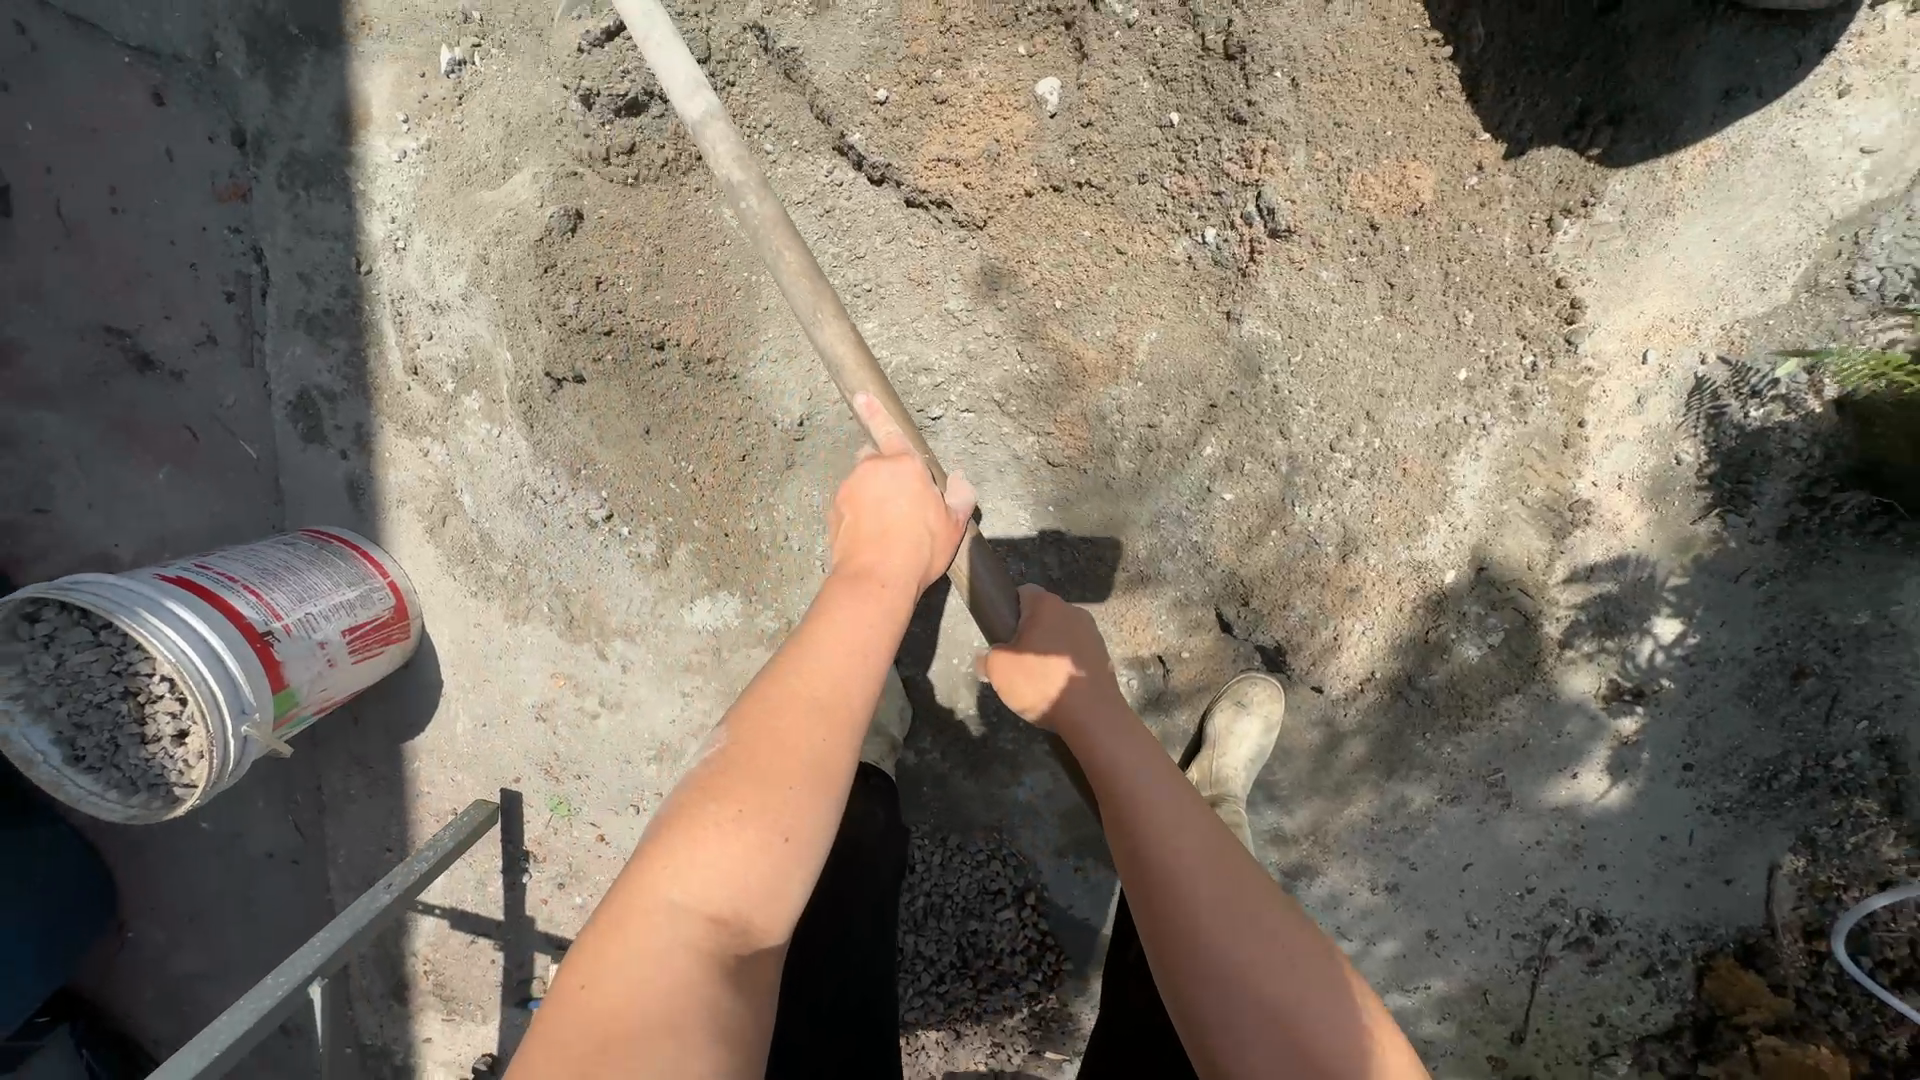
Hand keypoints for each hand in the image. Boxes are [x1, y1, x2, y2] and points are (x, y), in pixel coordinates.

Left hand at [828, 392, 976, 592]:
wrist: (876, 579)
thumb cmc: (920, 550)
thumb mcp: (954, 525)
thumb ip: (961, 496)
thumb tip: (960, 479)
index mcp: (905, 464)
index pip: (889, 430)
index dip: (875, 410)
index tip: (862, 395)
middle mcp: (872, 468)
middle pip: (875, 459)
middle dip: (884, 472)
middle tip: (899, 503)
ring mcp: (849, 488)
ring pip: (861, 483)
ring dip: (871, 496)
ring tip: (886, 528)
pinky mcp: (834, 509)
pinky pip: (849, 504)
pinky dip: (858, 514)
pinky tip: (871, 537)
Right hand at [981, 585, 1128, 735]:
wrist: (1092, 716)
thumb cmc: (1041, 683)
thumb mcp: (998, 670)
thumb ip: (986, 658)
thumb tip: (986, 659)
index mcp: (1047, 605)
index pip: (1022, 592)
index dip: (1008, 610)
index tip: (1002, 634)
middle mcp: (1073, 611)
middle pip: (1043, 615)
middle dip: (1029, 633)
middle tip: (1015, 660)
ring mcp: (1093, 632)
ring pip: (1060, 634)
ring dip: (1049, 650)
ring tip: (1039, 679)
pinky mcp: (1104, 654)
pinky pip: (1076, 652)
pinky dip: (1066, 664)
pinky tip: (1059, 687)